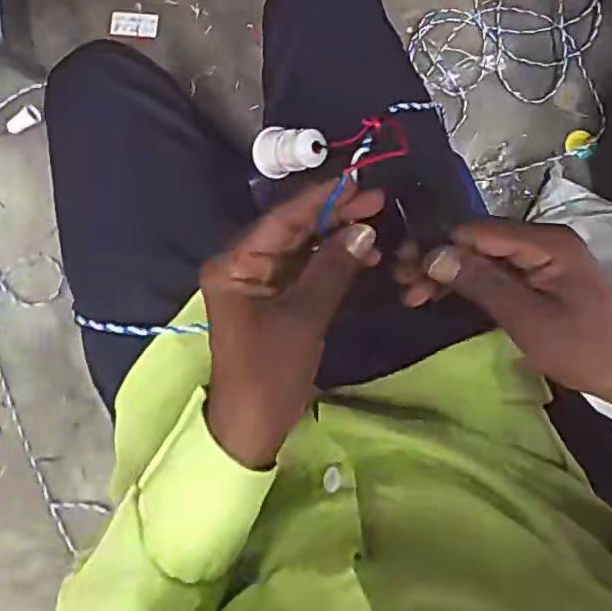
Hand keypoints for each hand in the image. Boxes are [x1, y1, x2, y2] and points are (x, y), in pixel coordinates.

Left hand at [202, 178, 383, 468]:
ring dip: (337, 234)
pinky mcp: (275, 296)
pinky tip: (362, 252)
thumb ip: (332, 269)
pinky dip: (332, 259)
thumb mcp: (303, 318)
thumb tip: (364, 229)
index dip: (320, 198)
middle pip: (292, 228)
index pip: (281, 219)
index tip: (356, 181)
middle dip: (334, 214)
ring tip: (376, 220)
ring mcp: (259, 280)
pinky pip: (305, 267)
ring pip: (302, 245)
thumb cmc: (269, 373)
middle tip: (376, 199)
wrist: (250, 429)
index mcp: (234, 263)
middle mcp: (243, 263)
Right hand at [396, 221, 611, 427]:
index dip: (439, 244)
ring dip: (446, 273)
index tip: (406, 265)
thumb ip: (482, 283)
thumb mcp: (530, 320)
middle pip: (476, 241)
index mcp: (547, 242)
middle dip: (437, 259)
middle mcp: (541, 240)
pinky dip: (465, 284)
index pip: (478, 230)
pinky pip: (492, 272)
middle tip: (403, 282)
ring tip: (411, 292)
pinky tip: (436, 295)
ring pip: (479, 257)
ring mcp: (539, 258)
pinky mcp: (536, 277)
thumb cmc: (586, 350)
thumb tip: (434, 255)